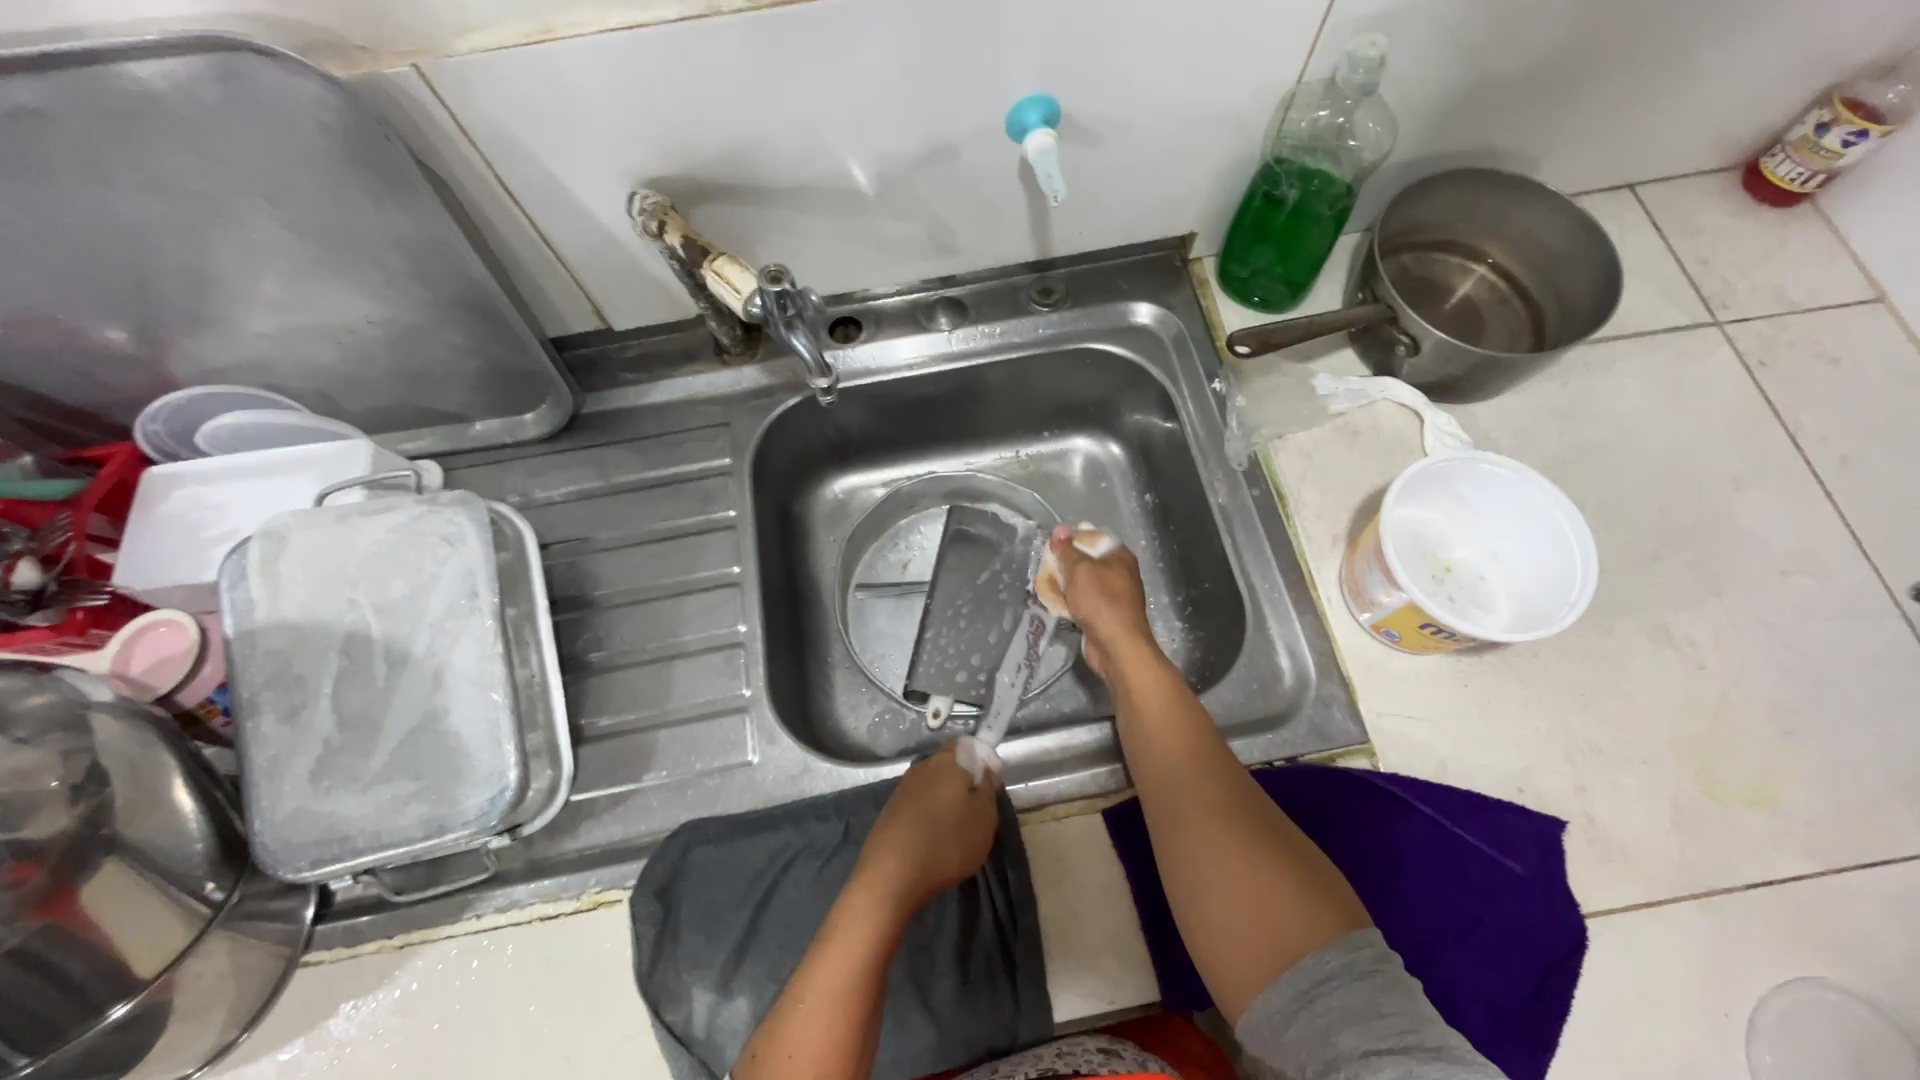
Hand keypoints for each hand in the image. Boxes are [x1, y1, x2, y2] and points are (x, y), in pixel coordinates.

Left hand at [852, 741, 1001, 912]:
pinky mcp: (890, 812)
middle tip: (978, 809)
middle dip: (964, 782)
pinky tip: (934, 839)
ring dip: (946, 801)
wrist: (891, 874)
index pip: (966, 743)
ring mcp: (902, 789)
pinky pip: (918, 805)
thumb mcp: (984, 817)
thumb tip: (987, 768)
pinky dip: (929, 816)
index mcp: (946, 761)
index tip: (991, 782)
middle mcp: (921, 767)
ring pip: (932, 786)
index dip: (982, 758)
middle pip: (948, 765)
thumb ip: (988, 788)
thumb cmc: (947, 841)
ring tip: (957, 829)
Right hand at [1047, 526, 1160, 678]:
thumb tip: (1059, 529)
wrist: (1116, 647)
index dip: (1072, 539)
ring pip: (1083, 585)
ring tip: (1045, 585)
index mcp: (1120, 556)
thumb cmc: (1100, 601)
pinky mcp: (1106, 617)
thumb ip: (1067, 550)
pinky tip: (1055, 605)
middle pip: (1087, 562)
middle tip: (1045, 567)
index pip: (1093, 538)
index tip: (1051, 546)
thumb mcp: (1080, 570)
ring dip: (1065, 586)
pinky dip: (1070, 604)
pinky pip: (1084, 604)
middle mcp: (1120, 574)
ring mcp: (1114, 597)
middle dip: (1065, 565)